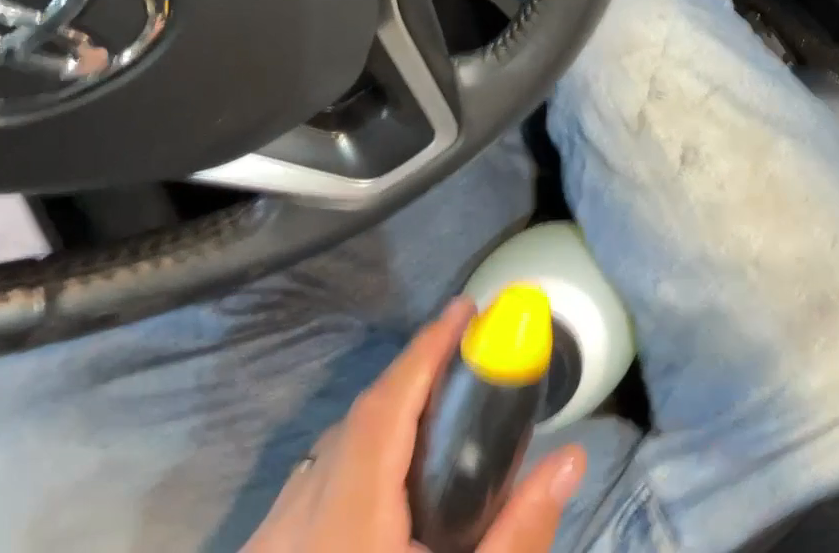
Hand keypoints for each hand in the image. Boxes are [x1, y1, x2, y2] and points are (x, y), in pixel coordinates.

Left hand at [242, 298, 586, 552]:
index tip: (466, 309)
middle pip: (357, 423)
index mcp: (344, 522)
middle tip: (469, 354)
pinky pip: (313, 485)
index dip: (426, 352)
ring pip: (329, 454)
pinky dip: (358, 455)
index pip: (386, 410)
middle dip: (413, 377)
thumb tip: (570, 458)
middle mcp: (296, 522)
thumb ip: (517, 532)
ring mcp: (269, 544)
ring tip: (440, 405)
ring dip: (385, 416)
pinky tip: (389, 478)